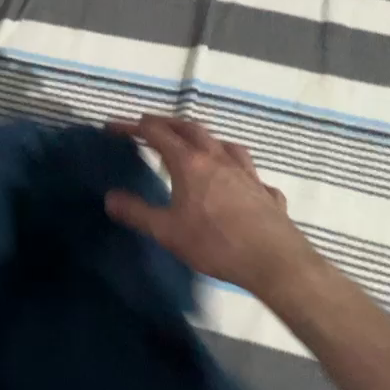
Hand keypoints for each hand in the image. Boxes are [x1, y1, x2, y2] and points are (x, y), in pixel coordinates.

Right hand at [105, 115, 320, 296]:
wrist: (279, 266)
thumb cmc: (217, 244)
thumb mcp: (167, 232)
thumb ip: (136, 212)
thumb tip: (110, 198)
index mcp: (190, 163)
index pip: (155, 132)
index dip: (131, 126)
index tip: (113, 128)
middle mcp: (219, 160)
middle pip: (190, 128)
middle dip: (166, 123)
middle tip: (149, 126)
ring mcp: (248, 176)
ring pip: (226, 145)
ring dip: (205, 140)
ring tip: (196, 147)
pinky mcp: (269, 194)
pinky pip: (252, 175)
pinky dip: (239, 172)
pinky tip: (239, 184)